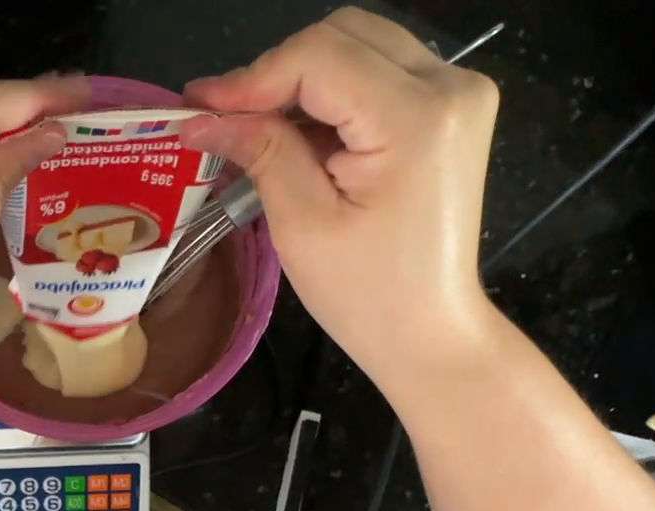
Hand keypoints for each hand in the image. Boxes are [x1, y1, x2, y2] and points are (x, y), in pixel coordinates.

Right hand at [182, 9, 500, 368]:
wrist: (427, 330)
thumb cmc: (364, 294)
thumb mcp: (302, 226)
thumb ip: (262, 153)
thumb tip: (203, 116)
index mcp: (417, 118)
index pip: (321, 58)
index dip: (252, 77)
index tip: (196, 105)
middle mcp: (451, 85)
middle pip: (344, 36)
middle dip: (274, 72)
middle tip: (219, 115)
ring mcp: (458, 93)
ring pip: (361, 47)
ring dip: (299, 81)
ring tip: (249, 126)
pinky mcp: (450, 110)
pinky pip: (378, 75)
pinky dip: (329, 96)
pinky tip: (294, 134)